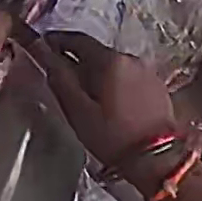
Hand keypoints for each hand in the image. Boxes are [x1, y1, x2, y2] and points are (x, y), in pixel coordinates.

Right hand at [28, 31, 181, 175]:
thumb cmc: (112, 136)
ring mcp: (147, 71)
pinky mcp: (157, 85)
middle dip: (76, 60)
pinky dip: (113, 81)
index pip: (77, 39)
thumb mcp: (77, 109)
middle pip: (95, 52)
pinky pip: (127, 75)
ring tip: (84, 93)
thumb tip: (42, 51)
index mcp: (109, 60)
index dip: (56, 40)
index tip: (42, 46)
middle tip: (60, 76)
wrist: (159, 161)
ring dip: (96, 72)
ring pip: (111, 65)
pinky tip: (108, 101)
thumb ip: (59, 77)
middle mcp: (130, 58)